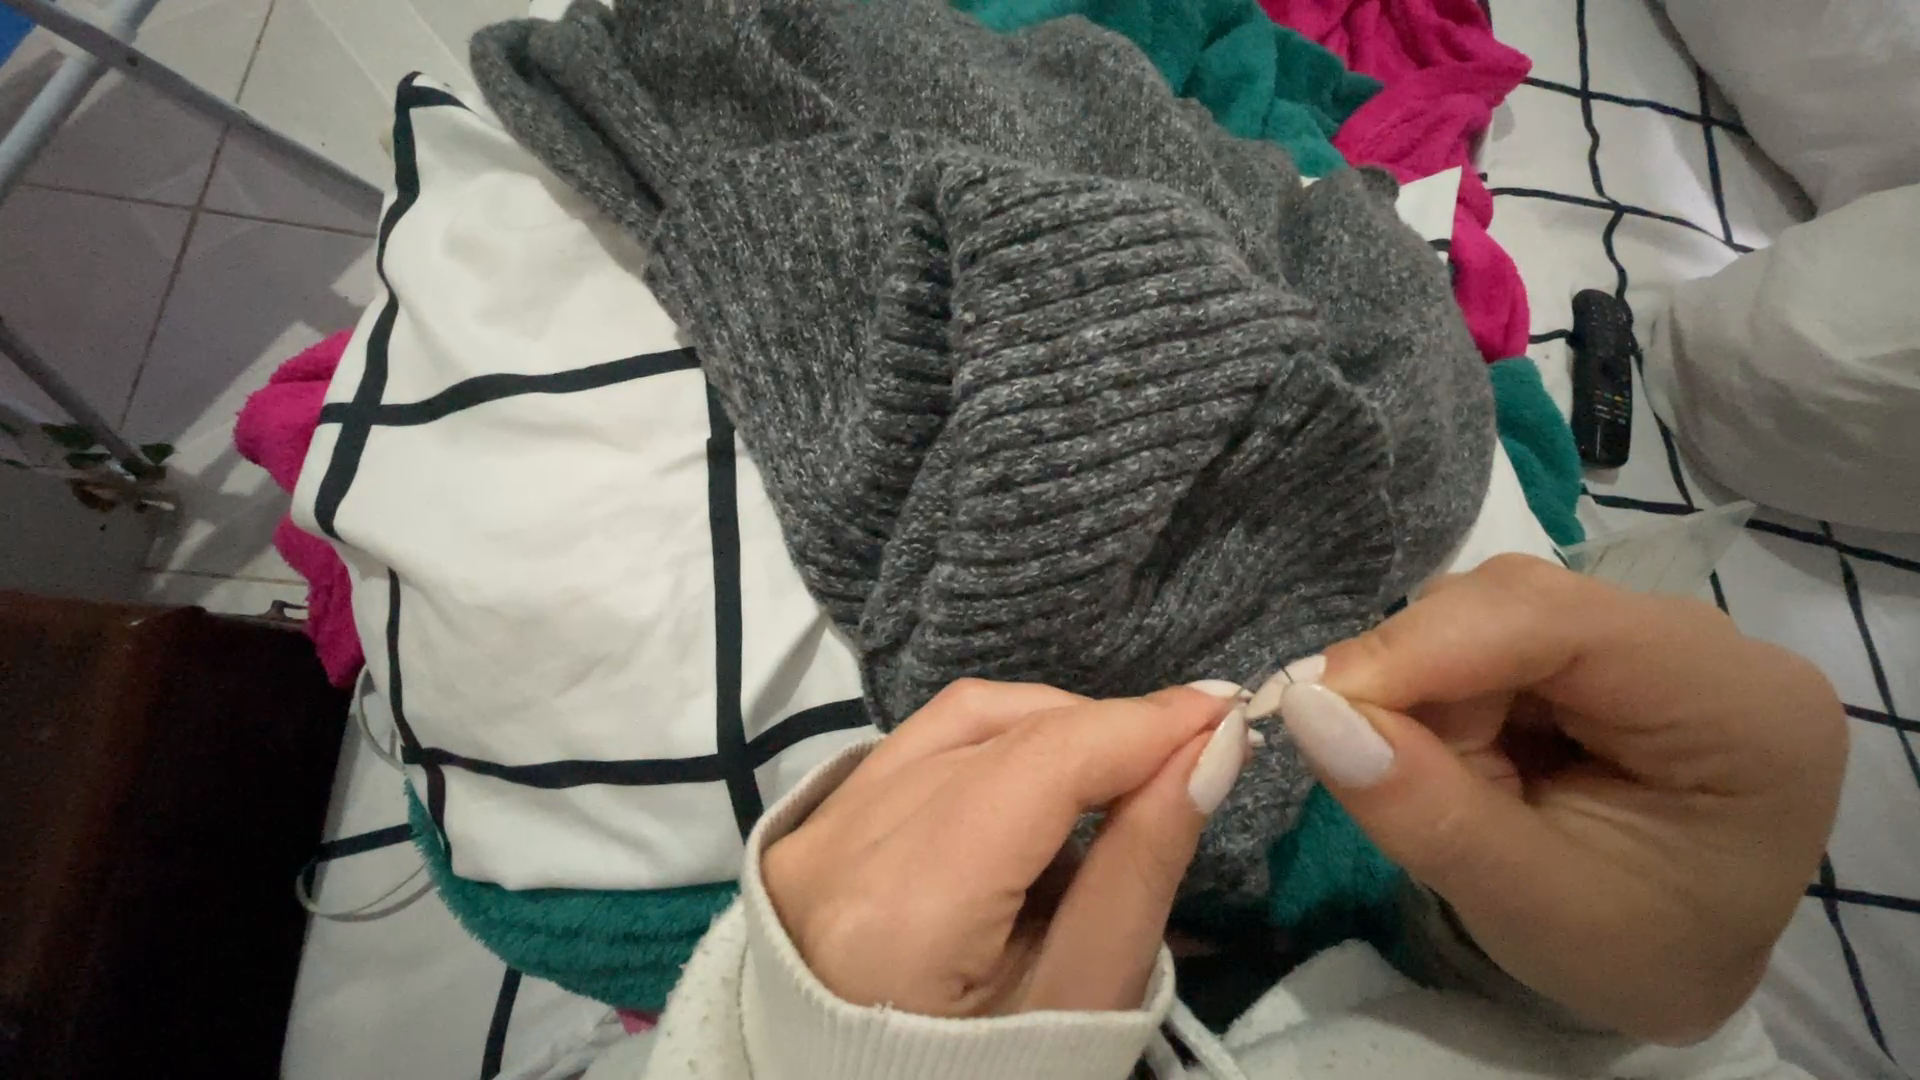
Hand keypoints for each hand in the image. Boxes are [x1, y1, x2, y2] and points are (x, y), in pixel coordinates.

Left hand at [760, 679, 1248, 1016]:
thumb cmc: (993, 1076)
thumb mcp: (1084, 996)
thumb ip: (1142, 864)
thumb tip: (1207, 753)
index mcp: (905, 907)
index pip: (1038, 765)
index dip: (1138, 725)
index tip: (1221, 709)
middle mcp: (843, 843)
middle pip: (1000, 731)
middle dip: (1105, 728)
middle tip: (1187, 740)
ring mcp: (821, 824)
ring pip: (961, 720)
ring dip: (1053, 726)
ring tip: (1118, 764)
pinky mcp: (819, 819)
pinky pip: (922, 741)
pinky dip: (999, 740)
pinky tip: (1039, 779)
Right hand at [1253, 555, 1846, 1043]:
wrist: (1652, 952)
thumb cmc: (1620, 947)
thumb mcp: (1524, 906)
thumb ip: (1424, 811)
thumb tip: (1305, 708)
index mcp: (1733, 706)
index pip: (1552, 621)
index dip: (1418, 646)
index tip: (1309, 701)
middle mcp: (1688, 640)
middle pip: (1503, 604)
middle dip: (1412, 676)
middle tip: (1361, 757)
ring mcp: (1626, 632)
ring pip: (1469, 609)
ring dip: (1414, 686)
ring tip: (1434, 772)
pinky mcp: (1573, 641)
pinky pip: (1461, 629)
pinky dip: (1421, 686)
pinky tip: (1446, 745)